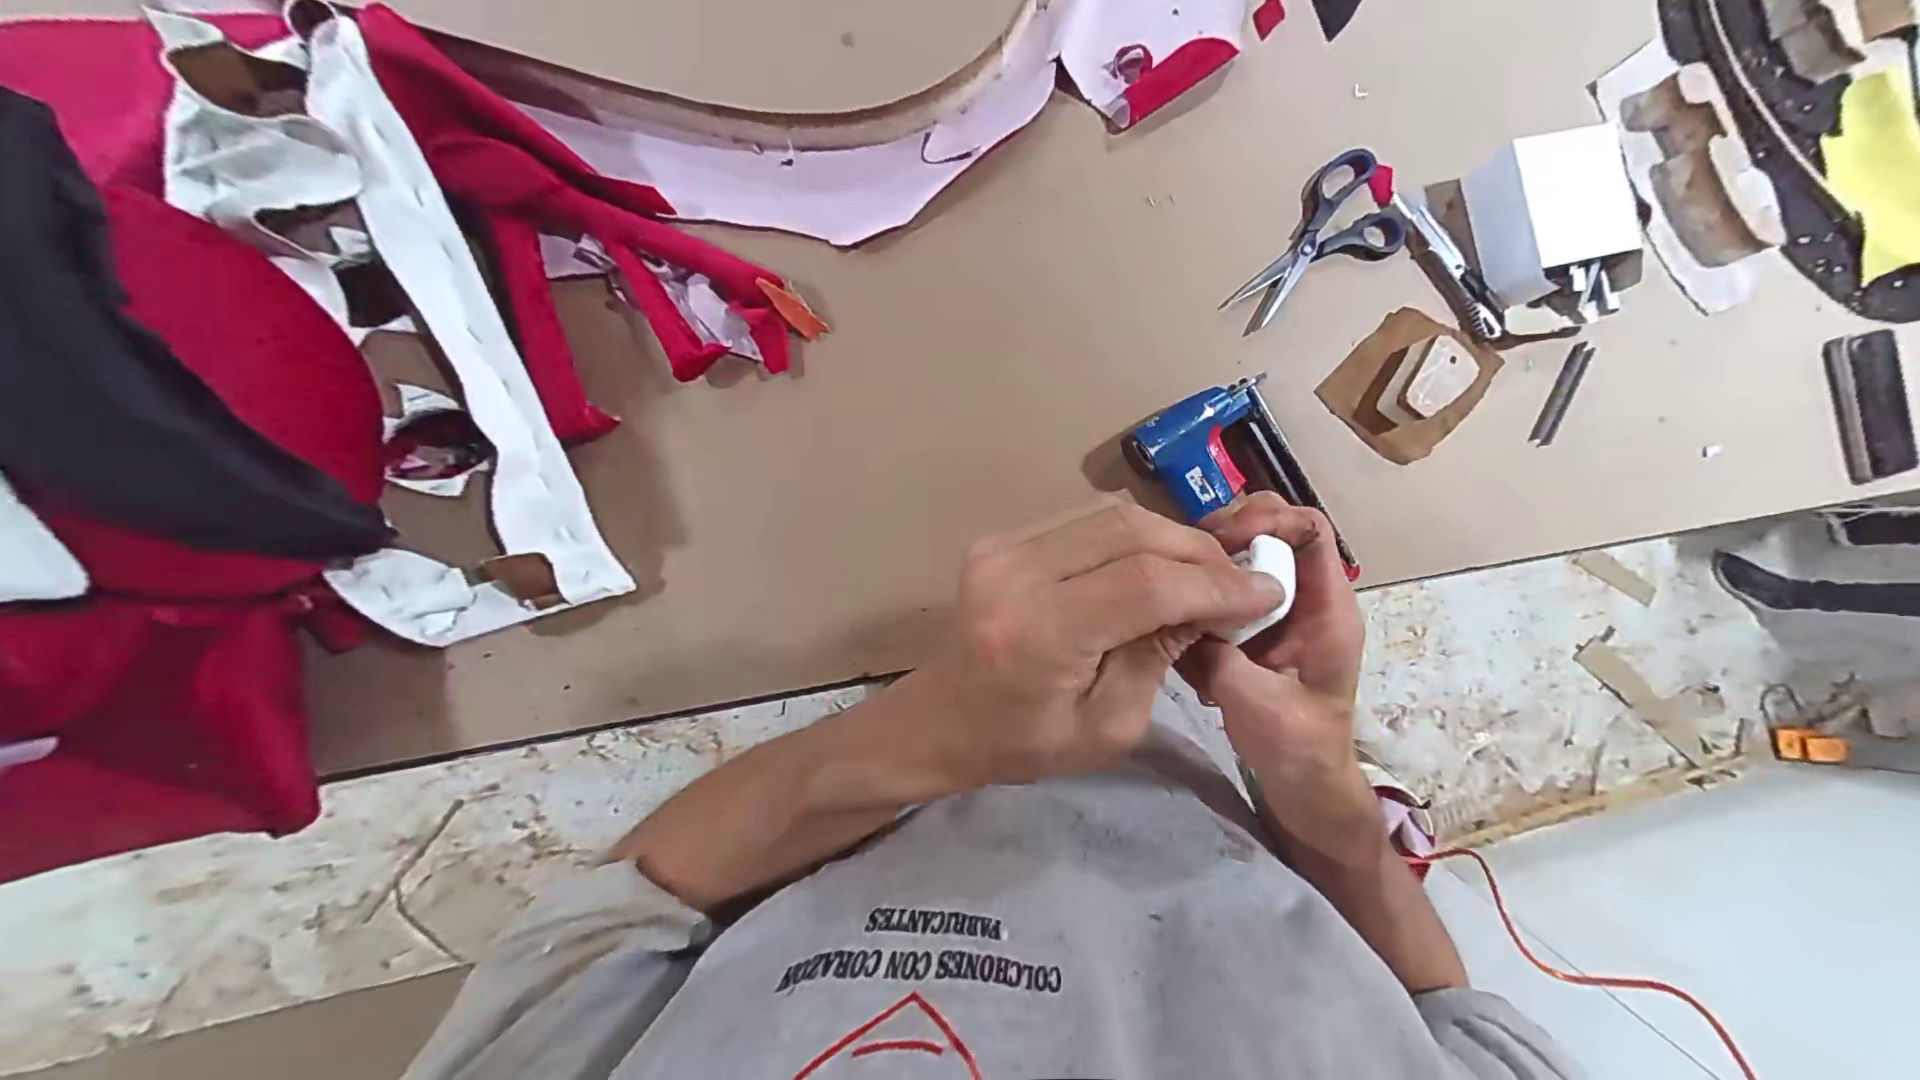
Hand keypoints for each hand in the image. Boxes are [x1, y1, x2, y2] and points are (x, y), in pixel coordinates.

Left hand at [898, 497, 1289, 787]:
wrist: (943, 718)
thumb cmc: (1023, 742)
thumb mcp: (1109, 724)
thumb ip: (1160, 656)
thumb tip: (1212, 601)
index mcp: (1039, 633)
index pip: (1146, 584)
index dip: (1215, 584)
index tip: (1266, 592)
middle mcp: (1014, 574)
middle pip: (1129, 532)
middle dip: (1197, 552)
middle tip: (1237, 579)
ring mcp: (1000, 547)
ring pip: (1109, 514)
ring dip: (1167, 538)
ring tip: (1201, 571)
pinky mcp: (998, 539)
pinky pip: (1082, 518)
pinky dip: (1129, 535)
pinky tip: (1151, 563)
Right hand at [1176, 493, 1377, 862]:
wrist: (1303, 783)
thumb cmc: (1299, 749)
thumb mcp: (1262, 709)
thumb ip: (1223, 662)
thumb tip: (1179, 619)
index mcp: (1326, 609)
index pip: (1310, 529)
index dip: (1268, 519)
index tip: (1219, 540)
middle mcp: (1301, 597)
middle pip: (1272, 528)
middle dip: (1227, 531)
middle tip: (1187, 555)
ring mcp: (1273, 609)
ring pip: (1241, 553)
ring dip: (1207, 558)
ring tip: (1176, 580)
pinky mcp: (1248, 624)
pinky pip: (1221, 585)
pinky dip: (1198, 587)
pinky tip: (1179, 612)